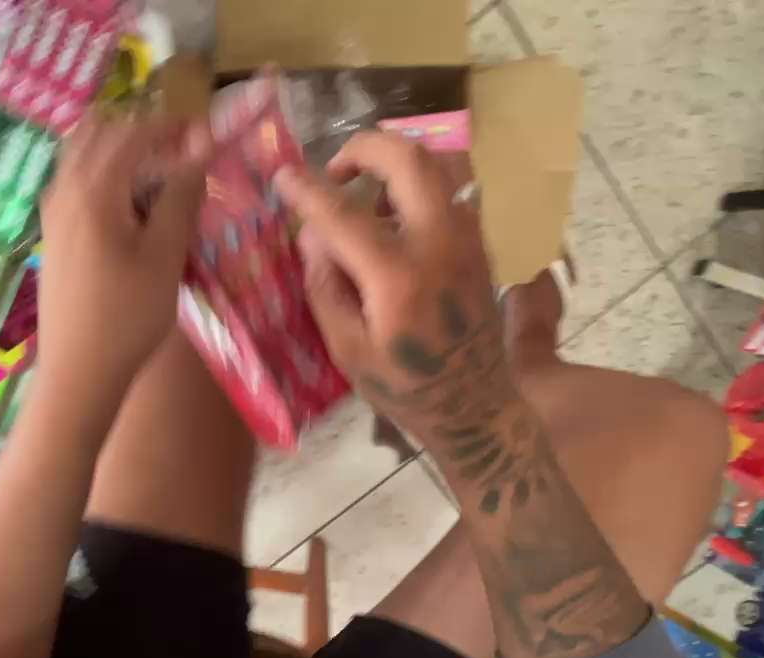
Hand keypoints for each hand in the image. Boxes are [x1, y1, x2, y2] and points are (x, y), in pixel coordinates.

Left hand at [38, 113, 210, 405]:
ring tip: (156, 181)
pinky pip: (74, 187)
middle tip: (179, 154)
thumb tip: (197, 156)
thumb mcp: (165, 259)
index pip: (133, 132)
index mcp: (94, 189)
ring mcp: (52, 216)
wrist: (79, 374)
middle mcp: (64, 191)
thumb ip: (180, 200)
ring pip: (82, 160)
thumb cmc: (128, 318)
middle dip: (141, 134)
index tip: (202, 135)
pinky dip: (102, 180)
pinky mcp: (52, 240)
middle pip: (99, 135)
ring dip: (119, 156)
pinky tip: (127, 212)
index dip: (170, 126)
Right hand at [274, 134, 516, 457]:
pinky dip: (421, 182)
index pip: (345, 215)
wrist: (472, 402)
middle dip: (364, 149)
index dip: (308, 191)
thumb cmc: (403, 386)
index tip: (284, 176)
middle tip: (335, 172)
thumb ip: (326, 288)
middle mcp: (440, 243)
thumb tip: (313, 235)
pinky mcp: (480, 242)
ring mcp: (467, 237)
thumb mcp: (348, 351)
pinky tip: (398, 216)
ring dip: (398, 162)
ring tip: (369, 195)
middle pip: (408, 158)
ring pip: (440, 161)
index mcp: (399, 278)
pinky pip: (454, 186)